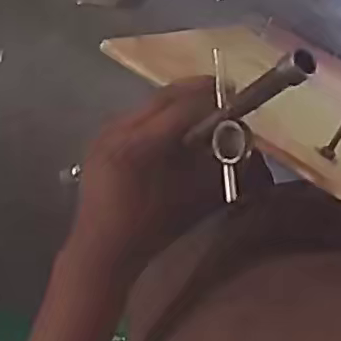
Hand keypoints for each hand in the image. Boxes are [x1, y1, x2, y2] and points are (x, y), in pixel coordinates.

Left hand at [67, 78, 220, 281]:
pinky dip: (161, 114)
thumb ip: (217, 161)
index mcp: (137, 144)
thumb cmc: (150, 231)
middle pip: (162, 97)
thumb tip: (239, 135)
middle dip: (195, 91)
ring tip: (204, 103)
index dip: (209, 97)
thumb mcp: (192, 196)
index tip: (232, 92)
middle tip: (222, 89)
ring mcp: (106, 131)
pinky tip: (177, 123)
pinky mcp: (101, 138)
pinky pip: (138, 115)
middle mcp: (118, 129)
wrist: (101, 251)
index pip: (180, 107)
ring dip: (178, 101)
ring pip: (149, 104)